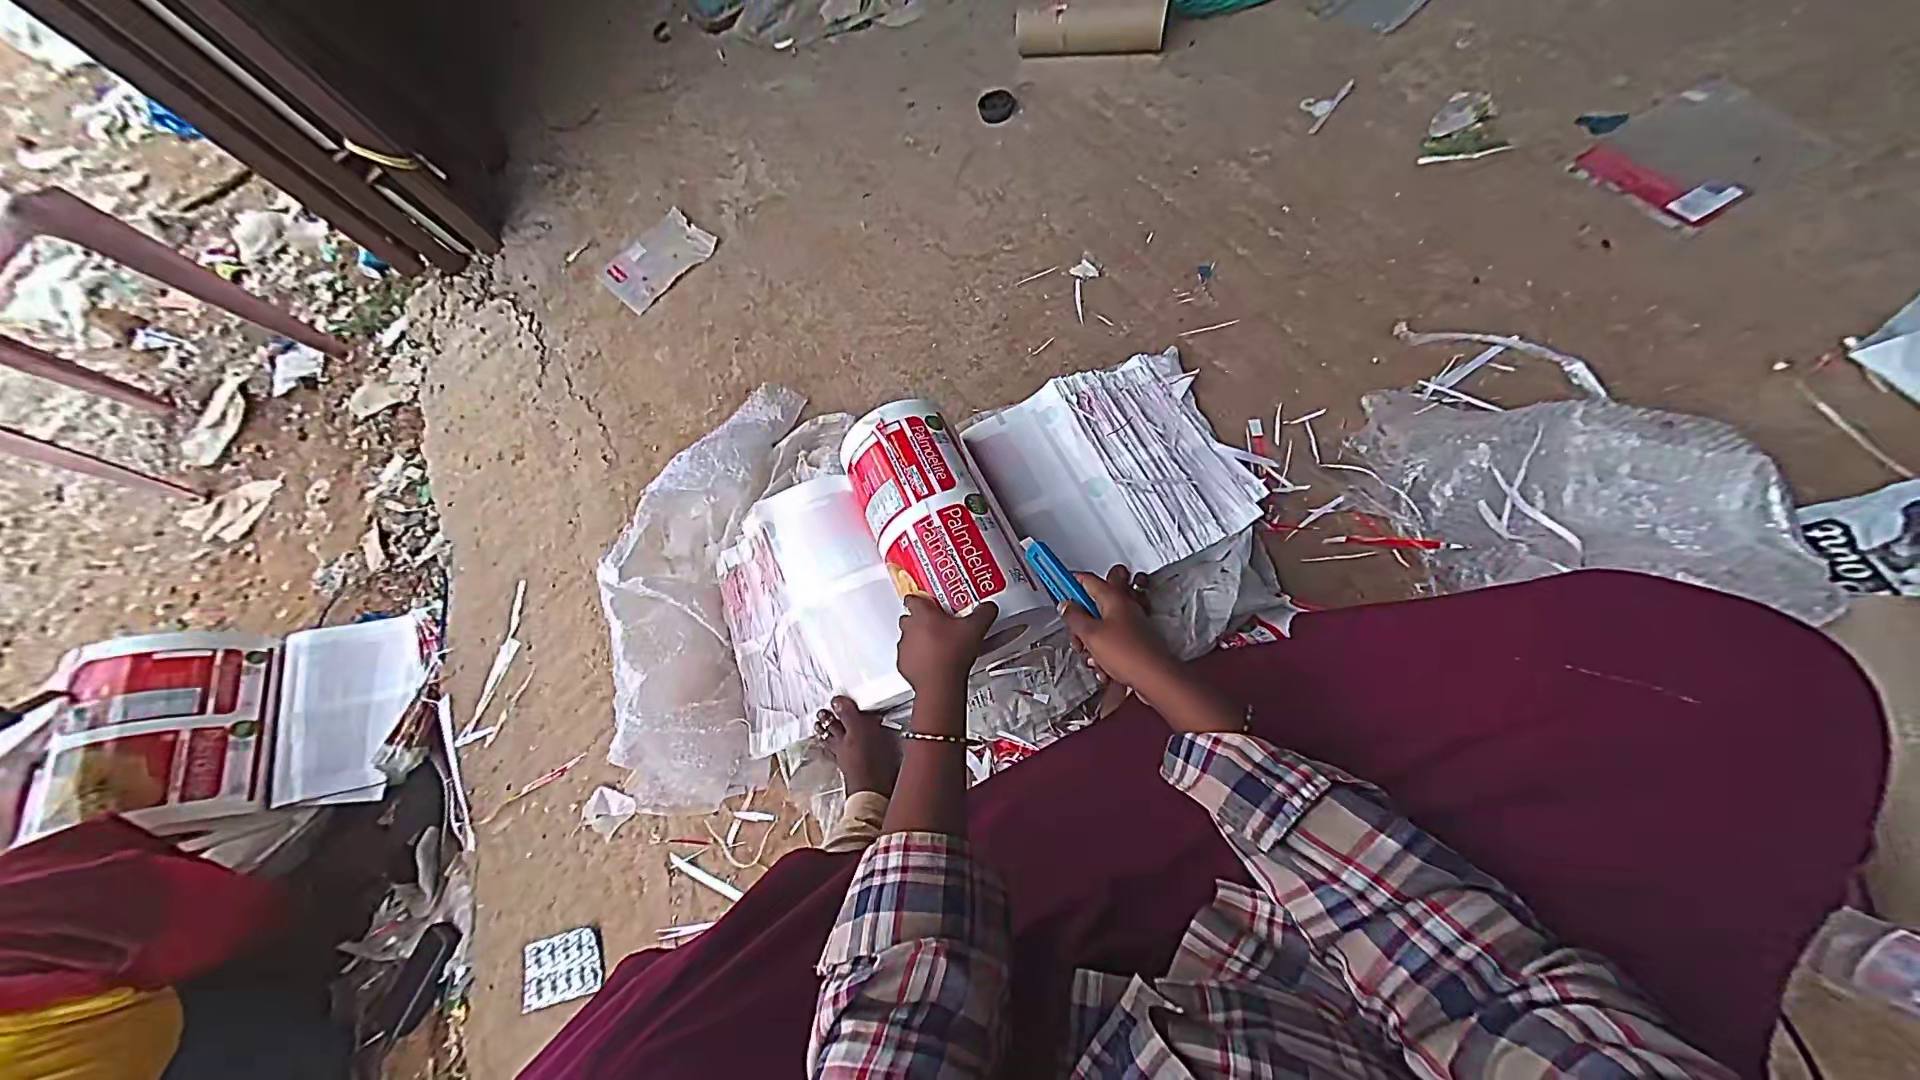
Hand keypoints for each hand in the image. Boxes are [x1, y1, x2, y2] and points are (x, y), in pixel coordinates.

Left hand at [896, 594, 996, 699]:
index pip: (913, 598)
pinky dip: (917, 658)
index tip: (930, 602)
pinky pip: (908, 657)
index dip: (921, 599)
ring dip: (918, 639)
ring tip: (937, 645)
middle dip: (920, 620)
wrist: (940, 683)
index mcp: (923, 614)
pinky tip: (932, 662)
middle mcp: (910, 628)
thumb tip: (988, 607)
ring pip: (908, 637)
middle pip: (909, 617)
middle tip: (937, 624)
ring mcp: (905, 647)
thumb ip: (983, 613)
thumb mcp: (975, 628)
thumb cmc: (952, 654)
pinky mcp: (904, 664)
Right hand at [1063, 566, 1244, 734]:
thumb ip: (1074, 617)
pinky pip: (1112, 641)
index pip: (1087, 580)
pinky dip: (1104, 652)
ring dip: (1090, 640)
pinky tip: (1103, 665)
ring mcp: (1131, 623)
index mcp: (1113, 597)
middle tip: (1074, 628)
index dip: (1071, 581)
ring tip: (1089, 653)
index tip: (1059, 583)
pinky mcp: (1134, 640)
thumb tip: (1065, 606)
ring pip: (1101, 624)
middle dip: (1081, 618)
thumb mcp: (1090, 634)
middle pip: (1095, 603)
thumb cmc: (1128, 653)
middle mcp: (1124, 606)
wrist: (1154, 678)